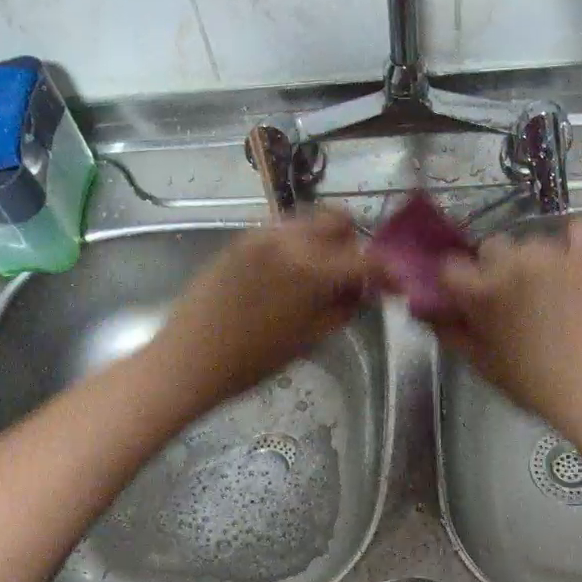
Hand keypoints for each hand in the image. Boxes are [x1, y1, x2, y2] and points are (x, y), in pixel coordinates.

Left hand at [151, 208, 385, 406]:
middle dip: (353, 244)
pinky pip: (281, 230)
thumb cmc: (251, 361)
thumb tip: (360, 292)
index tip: (393, 284)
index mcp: (312, 269)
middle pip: (338, 221)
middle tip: (352, 275)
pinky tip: (288, 276)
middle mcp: (289, 240)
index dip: (388, 273)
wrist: (188, 358)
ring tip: (320, 276)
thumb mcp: (307, 340)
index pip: (367, 260)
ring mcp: (261, 235)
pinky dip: (296, 244)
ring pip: (308, 220)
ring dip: (324, 241)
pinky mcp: (239, 240)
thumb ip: (342, 309)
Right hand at [435, 218, 581, 442]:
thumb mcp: (483, 365)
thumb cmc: (537, 385)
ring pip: (532, 242)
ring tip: (549, 294)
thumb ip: (450, 332)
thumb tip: (428, 311)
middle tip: (511, 301)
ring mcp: (555, 254)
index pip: (450, 267)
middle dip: (495, 269)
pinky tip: (575, 265)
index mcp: (481, 292)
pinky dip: (574, 242)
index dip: (456, 282)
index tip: (466, 298)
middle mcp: (514, 262)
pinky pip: (577, 229)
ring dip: (533, 261)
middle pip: (491, 248)